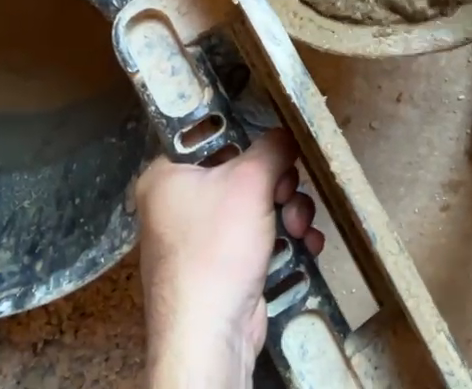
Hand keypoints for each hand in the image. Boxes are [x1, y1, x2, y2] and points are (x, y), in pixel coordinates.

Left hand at [136, 128, 325, 387]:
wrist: (210, 336)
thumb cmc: (216, 251)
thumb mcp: (251, 180)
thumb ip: (273, 147)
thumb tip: (287, 134)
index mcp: (166, 175)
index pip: (211, 136)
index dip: (246, 137)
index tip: (272, 147)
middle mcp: (178, 204)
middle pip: (243, 171)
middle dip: (279, 183)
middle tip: (286, 194)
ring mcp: (202, 238)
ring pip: (259, 203)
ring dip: (290, 211)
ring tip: (300, 227)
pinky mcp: (225, 265)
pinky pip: (261, 234)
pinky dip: (286, 237)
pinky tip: (304, 244)